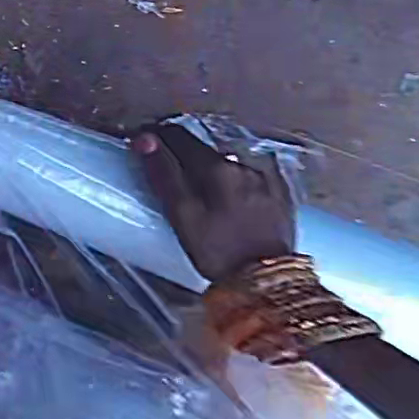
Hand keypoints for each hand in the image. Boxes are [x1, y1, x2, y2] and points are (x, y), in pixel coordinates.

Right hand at [133, 123, 295, 281]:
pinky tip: (221, 194)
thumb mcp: (182, 214)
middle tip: (160, 163)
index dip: (155, 135)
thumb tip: (145, 138)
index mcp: (215, 167)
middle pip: (201, 145)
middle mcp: (242, 164)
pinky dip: (227, 176)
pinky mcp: (277, 194)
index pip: (177, 135)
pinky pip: (244, 174)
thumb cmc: (216, 251)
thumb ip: (163, 174)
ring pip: (223, 159)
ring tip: (190, 182)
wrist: (269, 284)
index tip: (140, 142)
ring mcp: (263, 178)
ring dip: (204, 163)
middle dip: (178, 148)